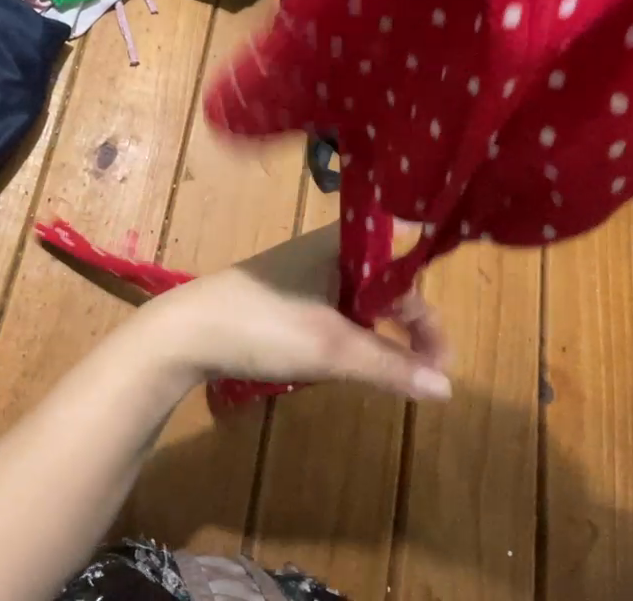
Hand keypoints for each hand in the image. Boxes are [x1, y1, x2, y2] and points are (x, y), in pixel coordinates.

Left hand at [124, 223, 453, 399]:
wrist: (185, 332)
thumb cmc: (262, 326)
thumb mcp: (332, 349)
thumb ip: (391, 366)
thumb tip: (448, 388)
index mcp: (341, 245)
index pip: (404, 262)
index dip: (427, 307)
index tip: (440, 355)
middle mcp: (325, 250)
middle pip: (384, 282)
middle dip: (409, 326)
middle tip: (425, 372)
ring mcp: (301, 272)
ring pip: (359, 299)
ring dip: (380, 334)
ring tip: (391, 372)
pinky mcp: (283, 296)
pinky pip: (334, 310)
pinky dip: (351, 335)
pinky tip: (349, 361)